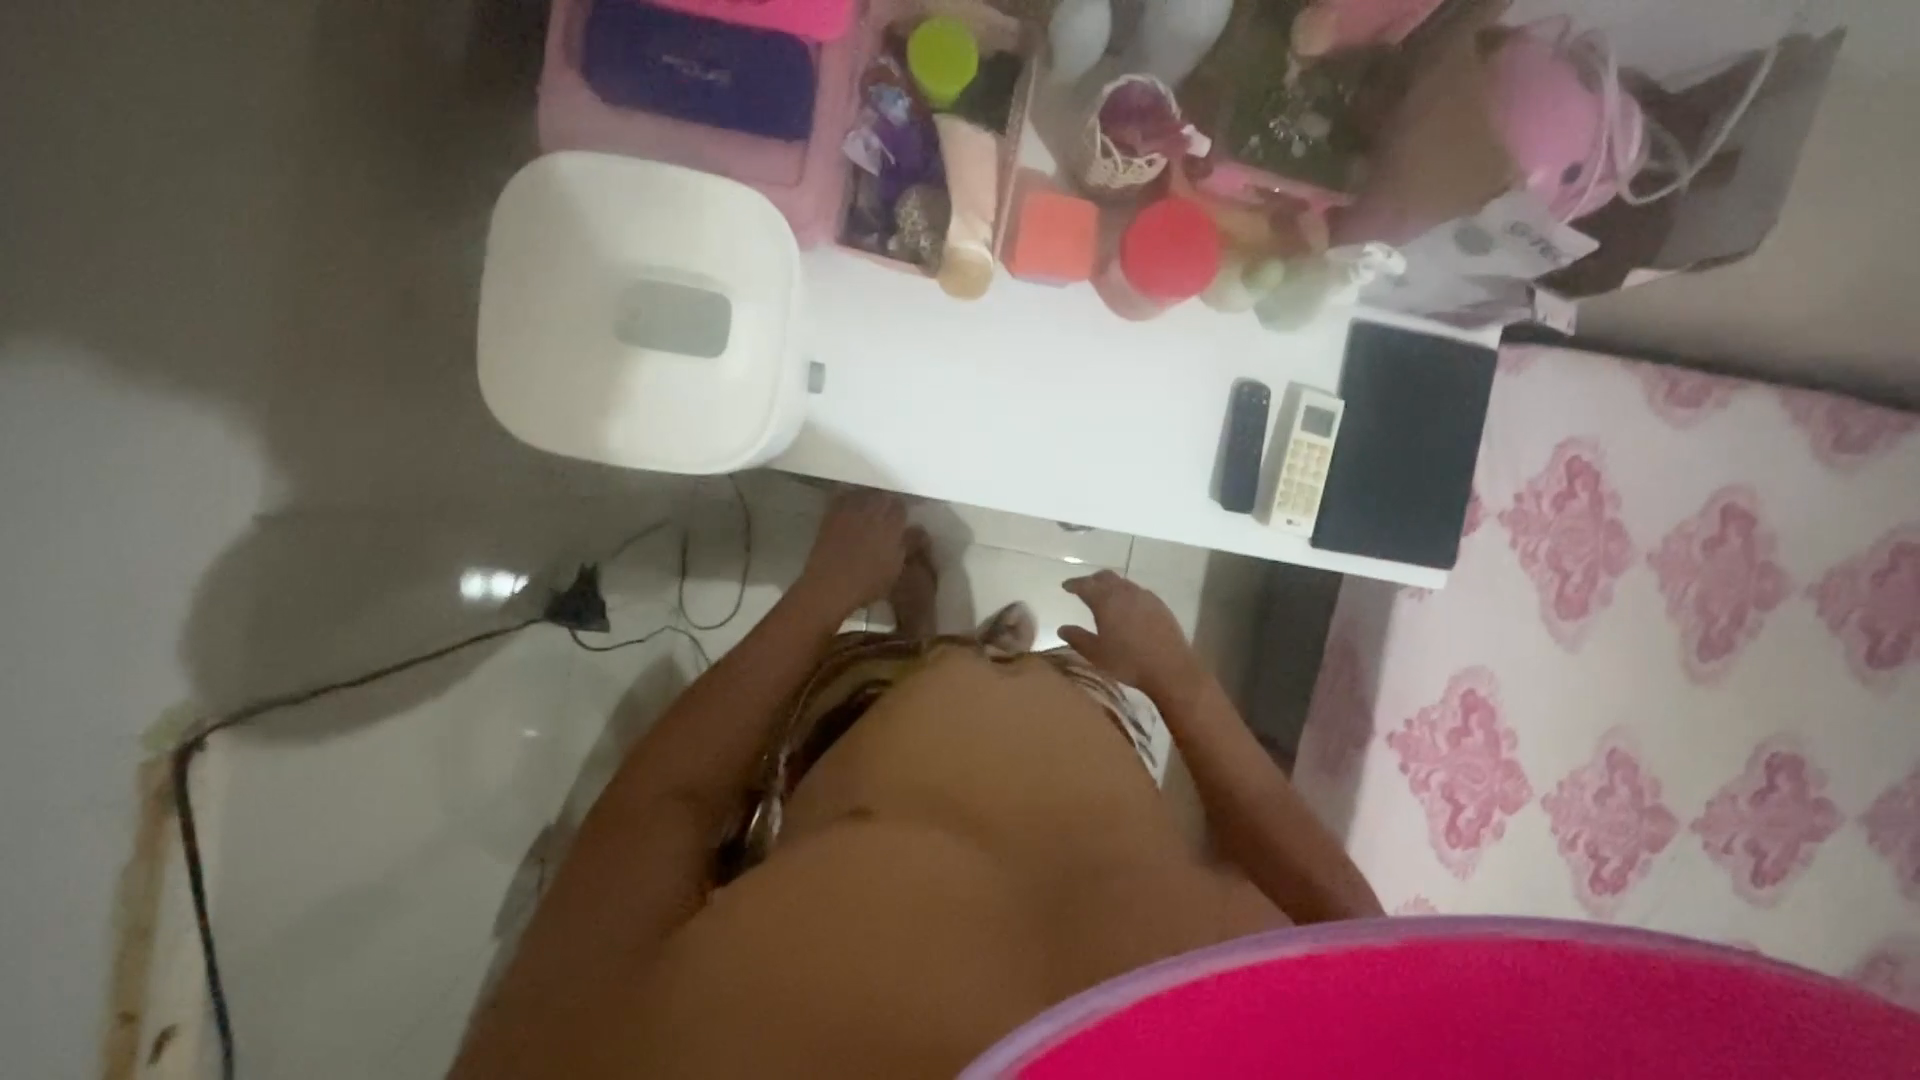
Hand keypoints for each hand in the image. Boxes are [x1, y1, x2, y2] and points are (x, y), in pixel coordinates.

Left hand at [794, 489, 910, 616]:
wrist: (830, 584)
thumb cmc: (868, 582)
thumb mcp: (896, 568)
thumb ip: (908, 545)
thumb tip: (917, 530)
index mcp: (892, 523)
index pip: (901, 506)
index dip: (901, 513)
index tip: (900, 521)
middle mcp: (873, 510)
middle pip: (884, 496)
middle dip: (886, 503)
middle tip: (885, 516)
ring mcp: (851, 509)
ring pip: (865, 493)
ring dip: (869, 499)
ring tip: (868, 510)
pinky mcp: (832, 513)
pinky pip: (843, 496)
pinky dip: (849, 498)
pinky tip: (850, 508)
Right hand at [1060, 570, 1204, 701]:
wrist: (1171, 668)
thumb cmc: (1128, 662)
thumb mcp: (1096, 654)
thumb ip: (1077, 638)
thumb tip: (1062, 628)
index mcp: (1106, 601)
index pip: (1085, 585)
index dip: (1073, 584)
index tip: (1066, 586)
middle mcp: (1125, 592)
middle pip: (1105, 577)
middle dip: (1092, 580)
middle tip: (1083, 588)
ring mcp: (1145, 597)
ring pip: (1123, 583)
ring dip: (1110, 586)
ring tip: (1105, 597)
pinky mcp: (1160, 605)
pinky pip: (1138, 592)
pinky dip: (1127, 594)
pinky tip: (1128, 607)